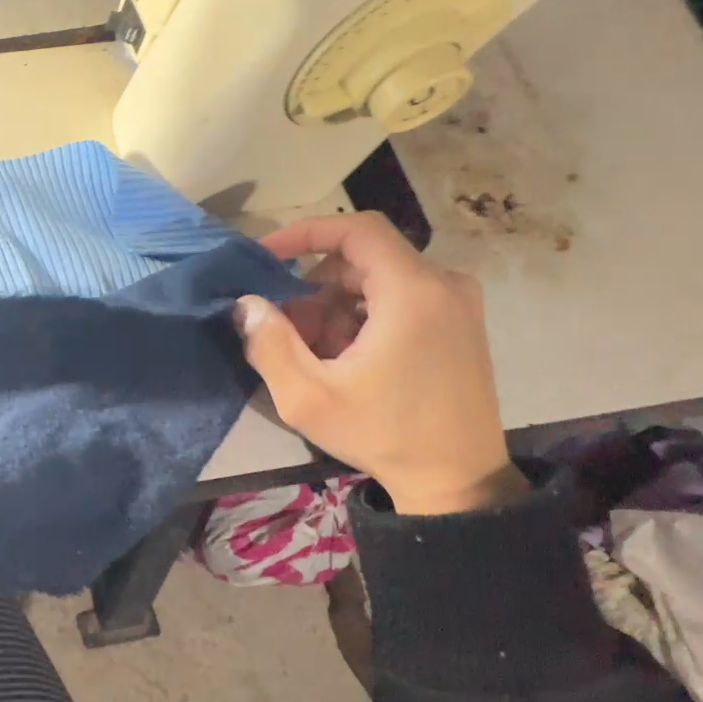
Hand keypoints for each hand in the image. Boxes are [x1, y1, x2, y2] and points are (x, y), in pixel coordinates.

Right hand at [235, 211, 527, 515]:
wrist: (455, 471)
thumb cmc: (379, 432)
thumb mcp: (306, 397)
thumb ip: (270, 346)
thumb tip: (246, 304)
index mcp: (410, 292)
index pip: (356, 230)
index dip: (304, 233)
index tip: (262, 256)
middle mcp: (442, 284)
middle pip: (363, 258)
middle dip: (311, 286)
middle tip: (278, 329)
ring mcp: (455, 303)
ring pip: (378, 280)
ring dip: (332, 305)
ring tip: (307, 354)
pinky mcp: (457, 323)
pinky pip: (398, 299)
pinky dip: (359, 316)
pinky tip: (339, 358)